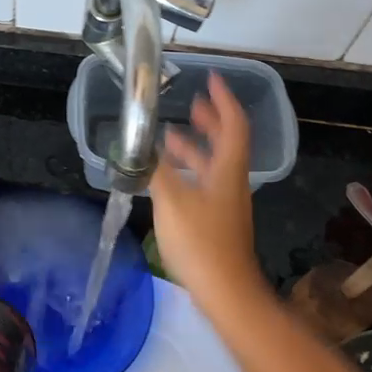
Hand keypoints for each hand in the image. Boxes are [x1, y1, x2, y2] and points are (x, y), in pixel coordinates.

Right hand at [149, 72, 265, 307]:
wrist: (225, 292)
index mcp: (227, 170)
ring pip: (213, 164)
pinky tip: (167, 176)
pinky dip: (188, 170)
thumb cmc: (201, 242)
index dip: (224, 100)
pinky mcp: (217, 220)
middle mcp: (230, 181)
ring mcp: (226, 202)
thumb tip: (138, 148)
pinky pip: (204, 182)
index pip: (233, 125)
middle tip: (191, 103)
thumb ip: (153, 171)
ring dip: (195, 146)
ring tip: (169, 136)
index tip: (212, 79)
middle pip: (226, 142)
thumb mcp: (171, 201)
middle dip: (209, 120)